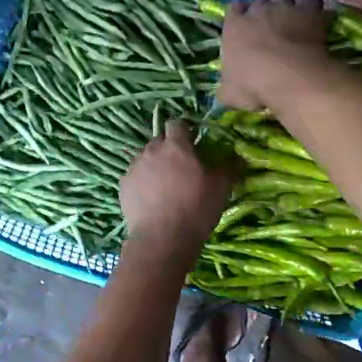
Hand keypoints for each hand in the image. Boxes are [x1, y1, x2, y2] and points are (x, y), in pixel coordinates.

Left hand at [120, 120, 234, 257]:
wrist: (163, 238)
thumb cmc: (196, 208)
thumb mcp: (221, 187)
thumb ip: (229, 167)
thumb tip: (238, 157)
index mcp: (176, 146)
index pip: (177, 124)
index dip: (185, 131)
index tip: (192, 143)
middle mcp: (151, 151)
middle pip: (159, 140)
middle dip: (169, 149)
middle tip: (180, 167)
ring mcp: (134, 168)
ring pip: (145, 158)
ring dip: (154, 165)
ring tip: (164, 185)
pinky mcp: (123, 186)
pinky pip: (134, 177)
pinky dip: (142, 183)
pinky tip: (151, 199)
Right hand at [216, 0, 332, 110]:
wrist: (290, 78)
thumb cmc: (253, 85)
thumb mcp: (230, 94)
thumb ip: (226, 87)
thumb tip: (225, 92)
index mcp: (234, 25)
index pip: (234, 9)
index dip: (241, 17)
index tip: (246, 29)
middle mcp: (258, 9)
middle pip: (261, 2)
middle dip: (266, 14)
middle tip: (272, 32)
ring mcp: (285, 7)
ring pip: (286, 0)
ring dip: (289, 10)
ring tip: (294, 27)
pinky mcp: (309, 11)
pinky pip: (312, 3)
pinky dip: (313, 11)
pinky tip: (315, 23)